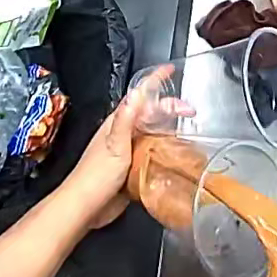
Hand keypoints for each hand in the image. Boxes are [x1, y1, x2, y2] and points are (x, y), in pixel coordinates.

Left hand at [57, 65, 190, 229]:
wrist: (86, 206)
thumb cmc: (96, 175)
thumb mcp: (115, 145)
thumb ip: (126, 120)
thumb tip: (137, 94)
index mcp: (118, 122)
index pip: (139, 95)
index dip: (155, 81)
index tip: (169, 69)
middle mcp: (123, 132)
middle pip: (150, 113)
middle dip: (170, 107)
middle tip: (190, 110)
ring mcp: (128, 149)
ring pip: (152, 132)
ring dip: (169, 128)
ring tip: (188, 129)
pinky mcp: (132, 167)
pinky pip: (152, 153)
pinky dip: (165, 150)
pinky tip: (176, 155)